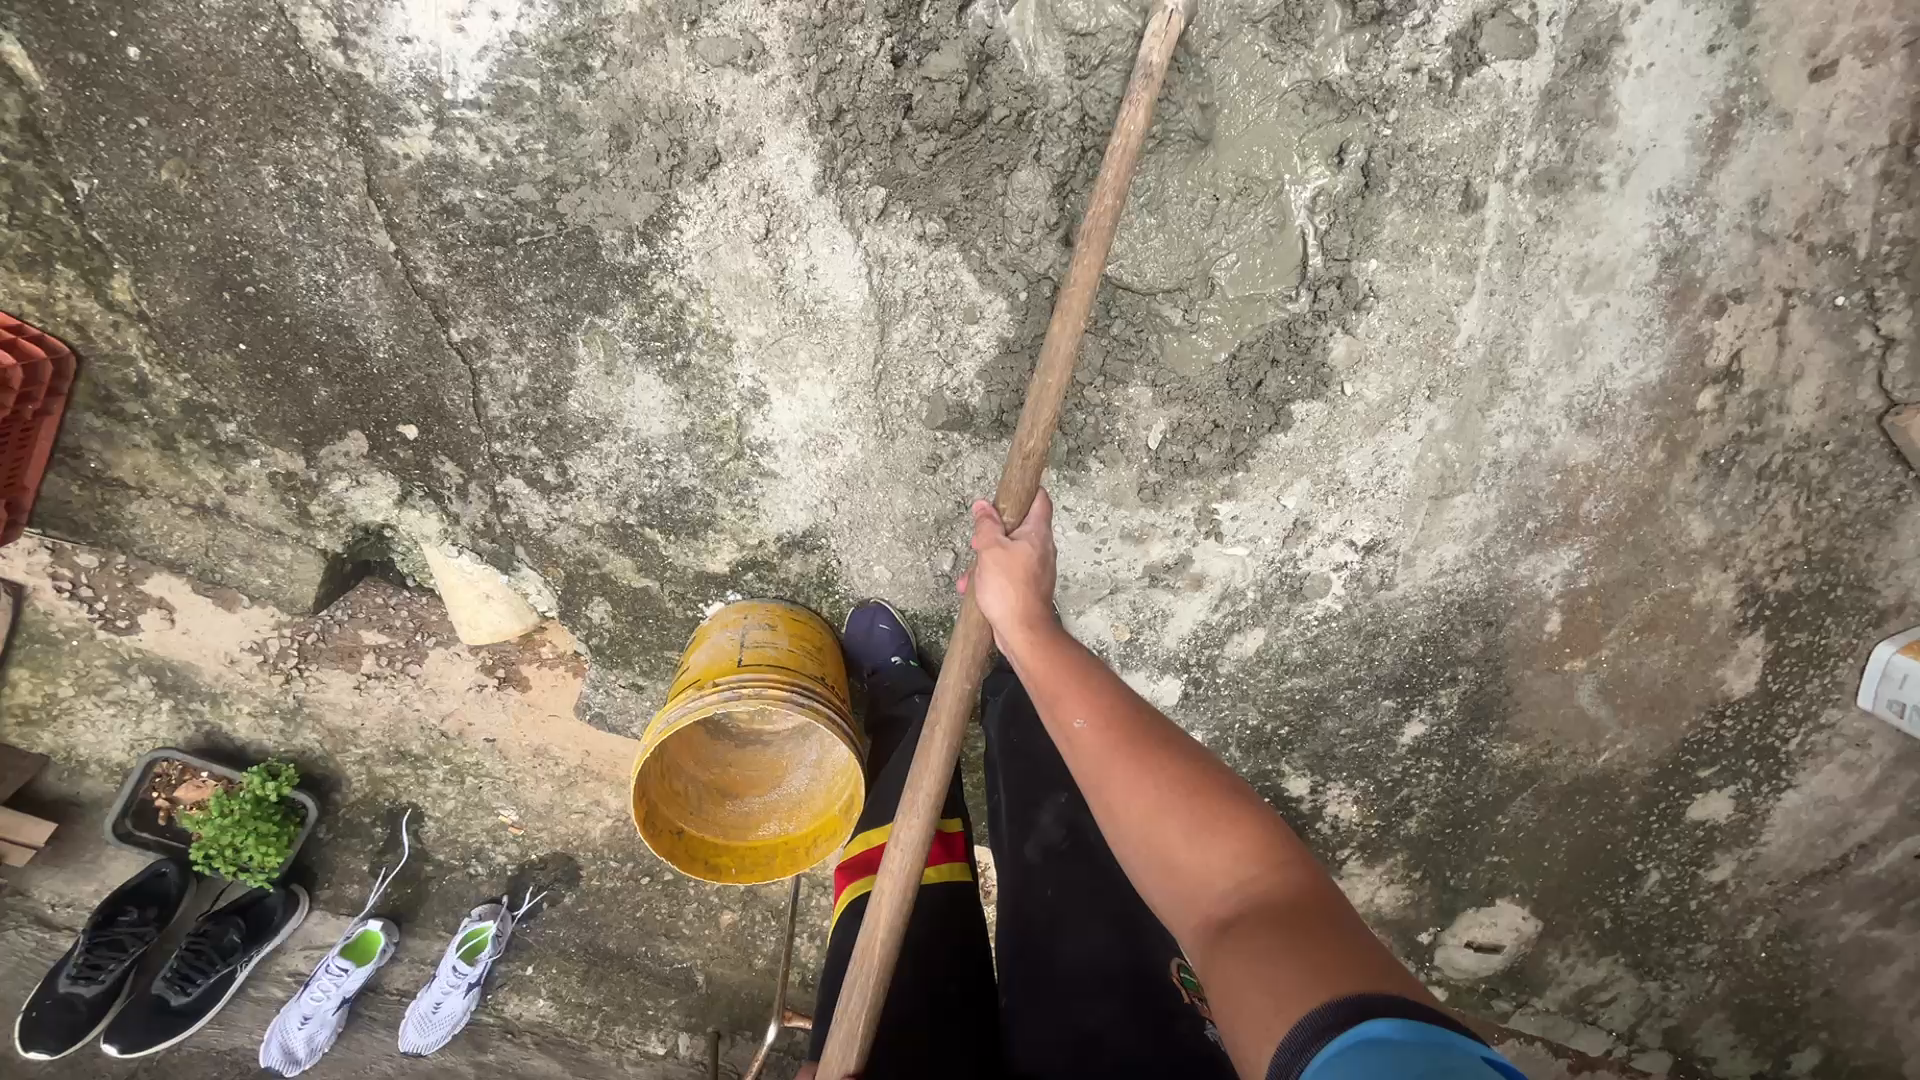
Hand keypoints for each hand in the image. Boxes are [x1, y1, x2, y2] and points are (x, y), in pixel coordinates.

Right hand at [958, 488, 1059, 654]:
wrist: (1022, 631)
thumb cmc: (1010, 590)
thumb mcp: (990, 550)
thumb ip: (986, 525)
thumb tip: (982, 506)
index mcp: (1037, 533)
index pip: (1040, 500)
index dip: (1026, 490)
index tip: (1009, 489)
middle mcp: (1041, 549)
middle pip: (1019, 527)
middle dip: (994, 531)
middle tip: (979, 538)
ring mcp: (1036, 569)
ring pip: (1009, 552)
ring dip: (987, 558)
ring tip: (973, 572)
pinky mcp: (1027, 587)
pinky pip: (1007, 573)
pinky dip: (991, 577)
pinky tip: (974, 588)